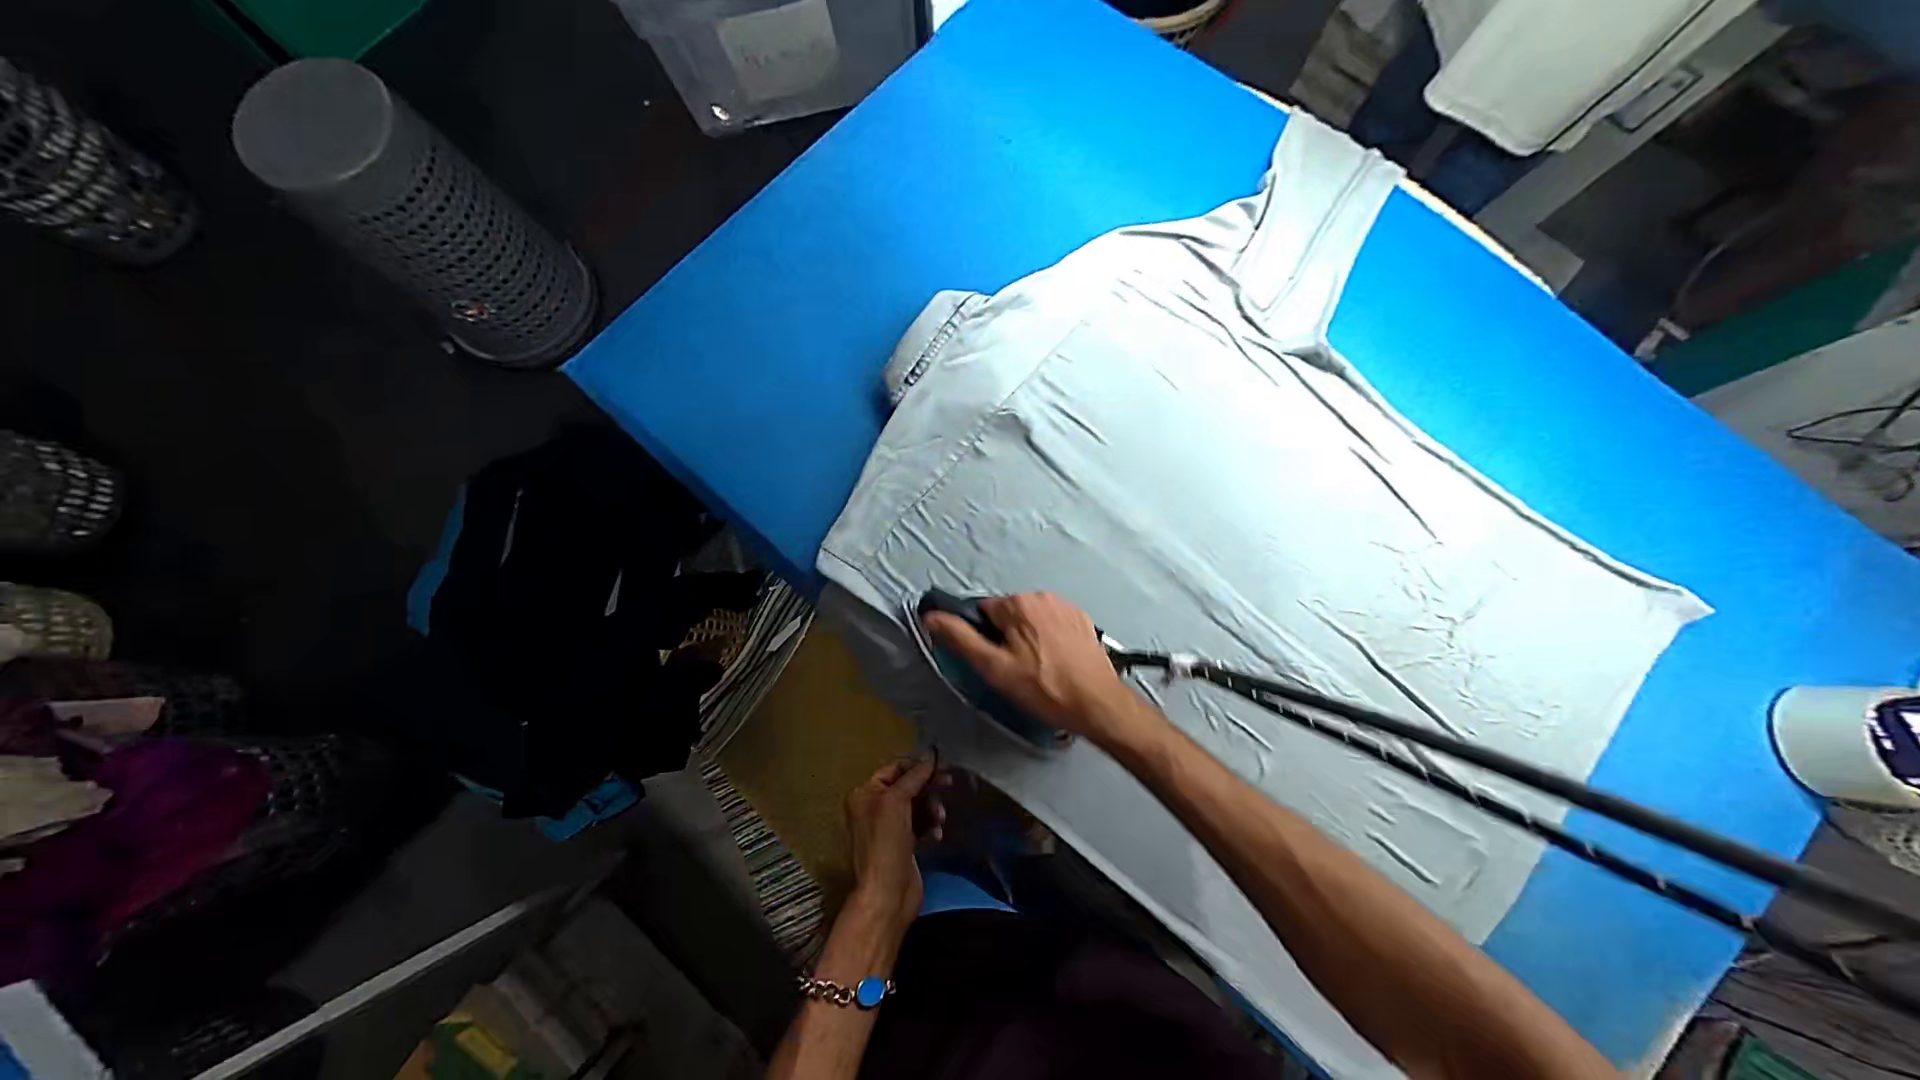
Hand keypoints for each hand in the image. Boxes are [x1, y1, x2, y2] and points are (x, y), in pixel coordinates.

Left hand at [845, 756, 939, 930]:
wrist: (887, 895)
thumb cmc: (886, 844)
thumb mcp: (896, 802)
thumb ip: (913, 777)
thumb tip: (930, 755)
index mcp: (865, 794)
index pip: (894, 769)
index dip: (916, 766)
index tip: (940, 765)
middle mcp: (874, 808)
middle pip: (907, 786)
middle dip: (927, 785)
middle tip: (949, 783)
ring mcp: (889, 828)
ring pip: (917, 805)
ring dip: (931, 807)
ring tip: (940, 818)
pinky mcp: (904, 844)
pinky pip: (921, 825)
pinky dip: (931, 825)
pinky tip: (937, 834)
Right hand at [923, 591, 1151, 746]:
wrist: (1097, 704)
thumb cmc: (1042, 688)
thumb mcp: (994, 668)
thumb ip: (961, 639)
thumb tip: (931, 616)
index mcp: (1017, 603)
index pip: (983, 612)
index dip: (984, 637)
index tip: (995, 661)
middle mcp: (1042, 596)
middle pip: (1008, 614)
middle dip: (1006, 637)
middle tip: (1016, 669)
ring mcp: (1066, 606)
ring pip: (1031, 619)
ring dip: (1028, 637)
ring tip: (1038, 668)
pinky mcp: (1083, 620)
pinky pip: (1053, 623)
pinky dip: (1050, 638)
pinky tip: (1056, 662)